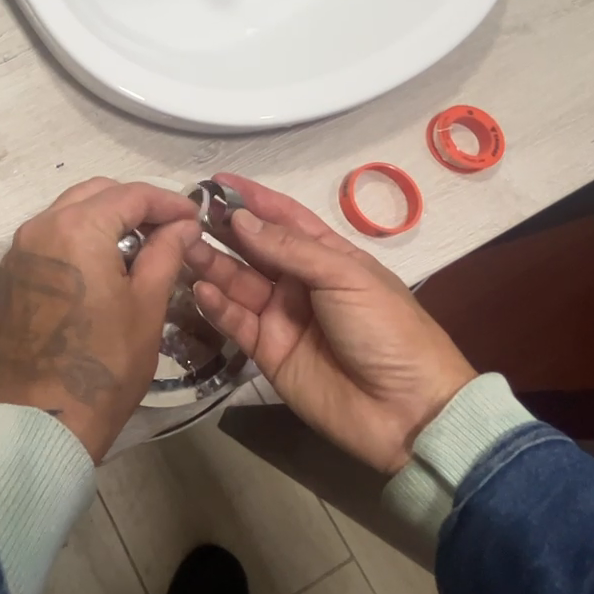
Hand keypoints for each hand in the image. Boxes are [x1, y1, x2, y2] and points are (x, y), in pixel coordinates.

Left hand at [0, 179, 200, 461]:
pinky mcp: (13, 271)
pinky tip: (105, 262)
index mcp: (76, 227)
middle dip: (135, 204)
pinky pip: (51, 235)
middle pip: (96, 193)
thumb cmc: (107, 362)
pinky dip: (80, 236)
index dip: (167, 201)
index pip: (130, 194)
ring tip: (141, 245)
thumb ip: (166, 252)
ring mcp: (21, 248)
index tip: (194, 215)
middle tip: (169, 228)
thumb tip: (184, 224)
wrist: (47, 415)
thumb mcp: (147, 304)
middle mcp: (41, 225)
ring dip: (106, 218)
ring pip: (70, 211)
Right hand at [185, 173, 475, 474]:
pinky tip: (199, 289)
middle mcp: (298, 281)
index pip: (283, 218)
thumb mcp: (346, 277)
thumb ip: (289, 248)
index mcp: (327, 256)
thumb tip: (240, 218)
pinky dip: (216, 305)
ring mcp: (280, 316)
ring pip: (236, 282)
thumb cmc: (388, 330)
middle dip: (222, 230)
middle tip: (185, 215)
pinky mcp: (267, 351)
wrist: (410, 412)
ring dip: (211, 264)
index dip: (252, 198)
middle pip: (252, 248)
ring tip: (183, 248)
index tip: (216, 181)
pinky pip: (235, 321)